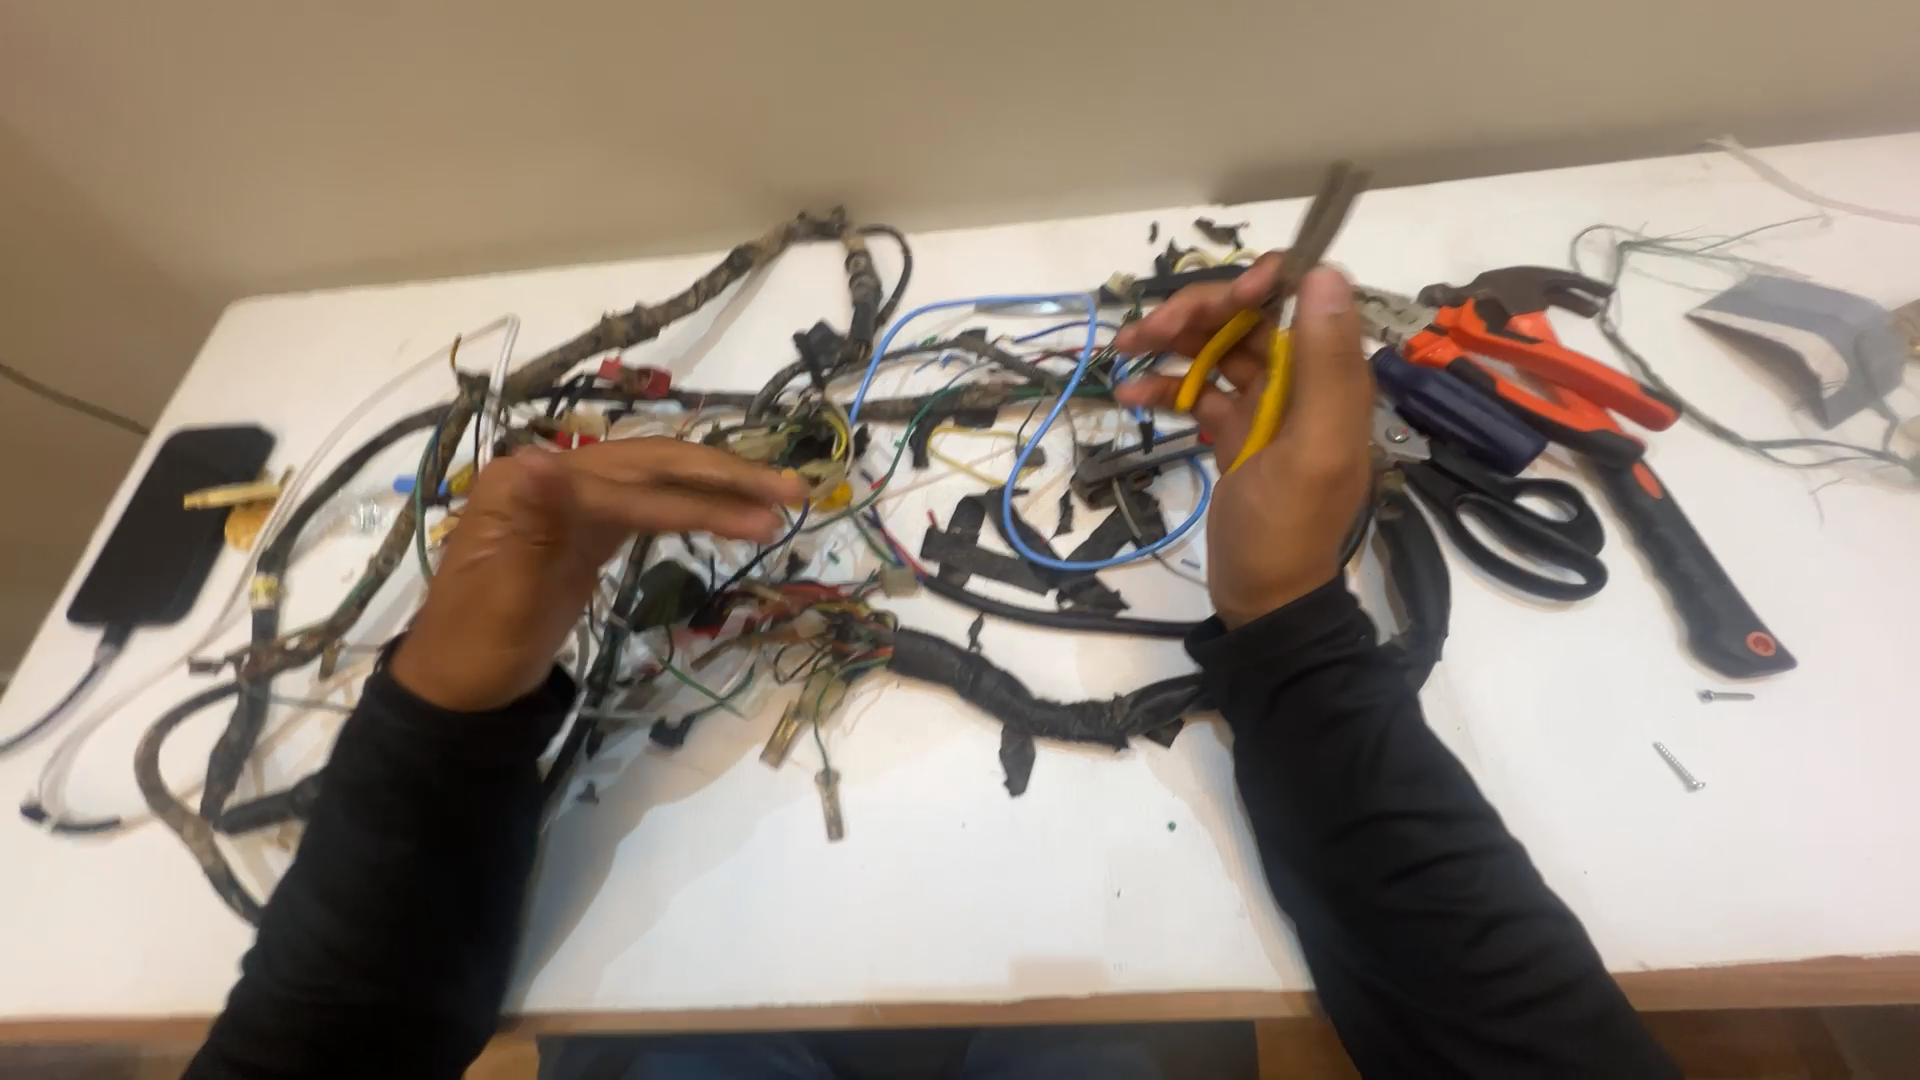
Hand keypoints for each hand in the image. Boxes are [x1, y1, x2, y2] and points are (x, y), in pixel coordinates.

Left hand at [391, 438, 806, 710]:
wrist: (463, 682)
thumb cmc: (482, 646)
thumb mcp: (504, 596)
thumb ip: (531, 527)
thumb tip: (542, 460)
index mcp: (531, 484)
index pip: (635, 488)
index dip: (703, 504)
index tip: (766, 521)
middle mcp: (557, 475)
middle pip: (656, 464)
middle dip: (727, 477)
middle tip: (793, 490)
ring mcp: (577, 497)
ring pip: (662, 478)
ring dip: (722, 488)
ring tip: (780, 500)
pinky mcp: (593, 522)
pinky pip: (654, 503)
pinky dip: (697, 508)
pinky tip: (731, 514)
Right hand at [1114, 255, 1371, 627]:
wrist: (1262, 595)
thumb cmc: (1285, 529)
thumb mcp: (1311, 450)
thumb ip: (1322, 366)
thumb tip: (1325, 273)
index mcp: (1328, 379)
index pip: (1298, 300)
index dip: (1257, 284)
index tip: (1214, 298)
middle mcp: (1299, 382)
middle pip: (1247, 320)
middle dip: (1196, 315)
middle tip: (1143, 331)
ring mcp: (1263, 407)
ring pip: (1217, 351)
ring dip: (1171, 344)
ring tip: (1124, 350)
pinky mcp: (1234, 431)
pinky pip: (1198, 393)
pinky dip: (1166, 388)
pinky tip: (1131, 394)